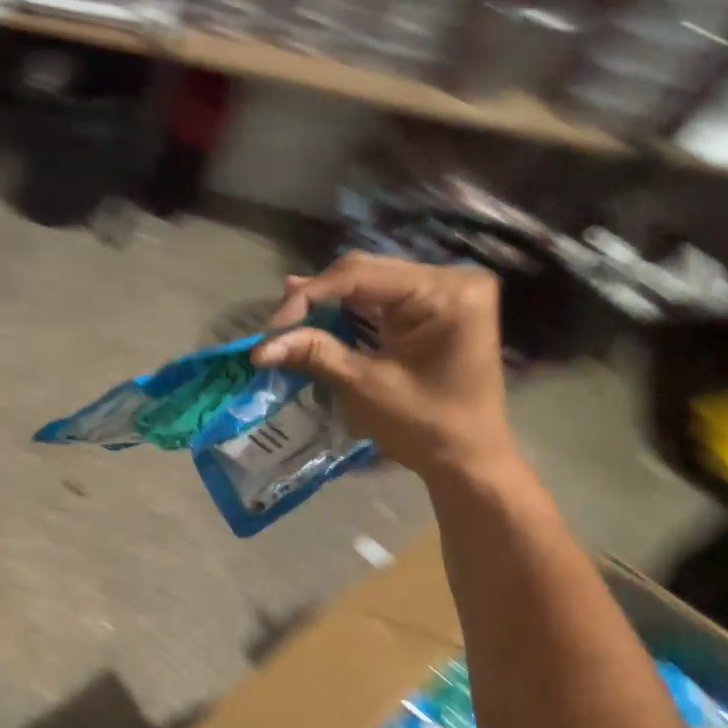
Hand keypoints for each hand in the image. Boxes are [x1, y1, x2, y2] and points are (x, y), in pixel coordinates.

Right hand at [253, 253, 516, 482]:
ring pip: (365, 282)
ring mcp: (441, 293)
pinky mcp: (429, 309)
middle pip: (363, 271)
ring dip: (323, 303)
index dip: (308, 296)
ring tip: (284, 325)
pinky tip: (310, 318)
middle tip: (274, 329)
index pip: (360, 275)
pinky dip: (342, 311)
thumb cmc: (425, 424)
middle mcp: (449, 279)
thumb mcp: (366, 387)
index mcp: (445, 292)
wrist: (467, 456)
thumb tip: (260, 347)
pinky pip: (376, 299)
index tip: (270, 330)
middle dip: (313, 298)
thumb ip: (316, 355)